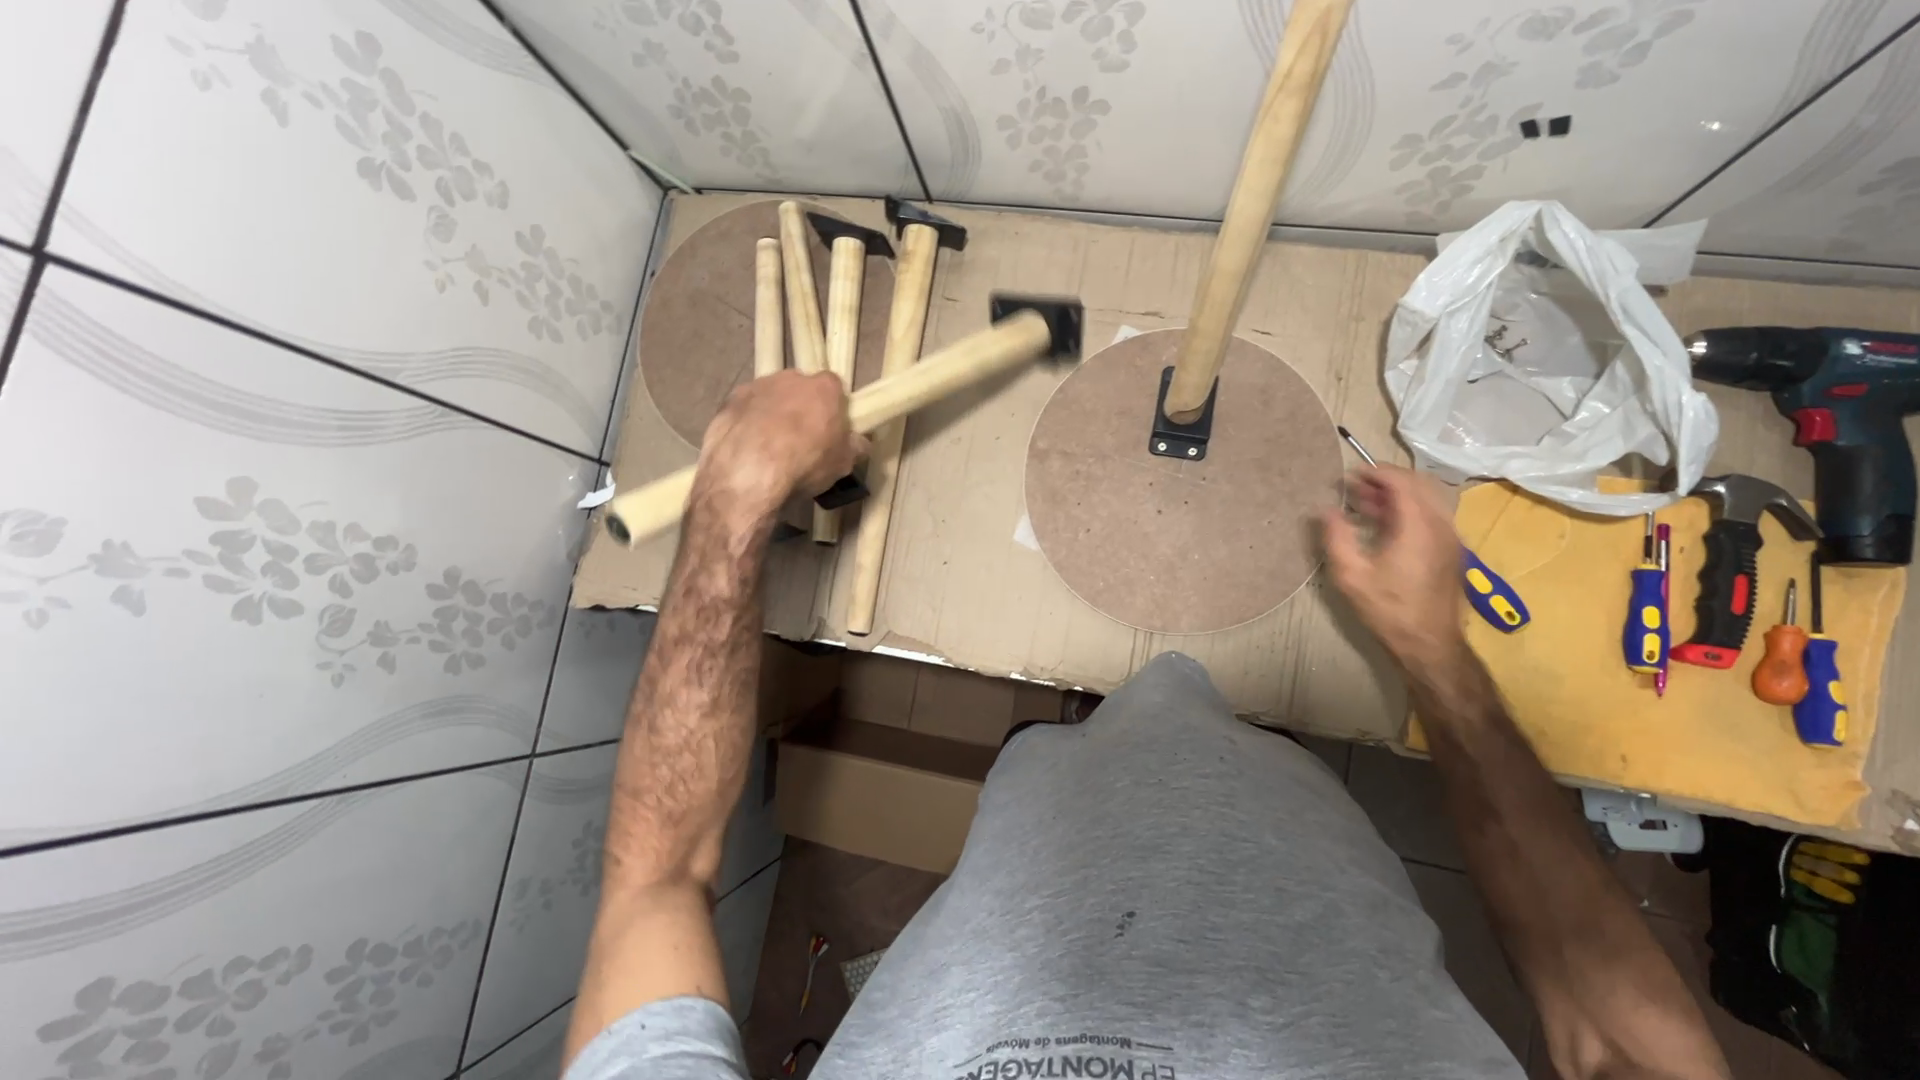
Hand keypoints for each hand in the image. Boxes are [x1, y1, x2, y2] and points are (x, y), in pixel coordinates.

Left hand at [694, 371, 867, 520]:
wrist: (749, 472)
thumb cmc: (805, 464)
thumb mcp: (843, 463)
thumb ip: (854, 447)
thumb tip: (860, 442)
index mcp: (823, 388)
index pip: (834, 387)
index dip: (832, 408)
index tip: (830, 428)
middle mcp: (790, 378)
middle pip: (800, 388)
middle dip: (801, 407)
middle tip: (800, 439)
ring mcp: (757, 386)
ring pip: (770, 397)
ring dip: (772, 414)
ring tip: (770, 447)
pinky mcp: (729, 401)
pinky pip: (745, 409)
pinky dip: (748, 423)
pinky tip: (747, 448)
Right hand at [1319, 466, 1468, 675]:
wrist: (1429, 643)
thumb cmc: (1388, 610)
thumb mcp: (1350, 575)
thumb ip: (1336, 537)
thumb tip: (1324, 510)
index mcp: (1418, 526)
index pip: (1402, 482)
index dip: (1375, 472)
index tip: (1350, 474)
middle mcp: (1441, 525)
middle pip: (1419, 484)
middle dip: (1387, 480)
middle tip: (1356, 487)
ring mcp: (1451, 538)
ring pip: (1428, 500)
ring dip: (1398, 495)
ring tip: (1367, 504)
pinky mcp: (1452, 551)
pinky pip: (1432, 516)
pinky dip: (1410, 510)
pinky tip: (1386, 525)